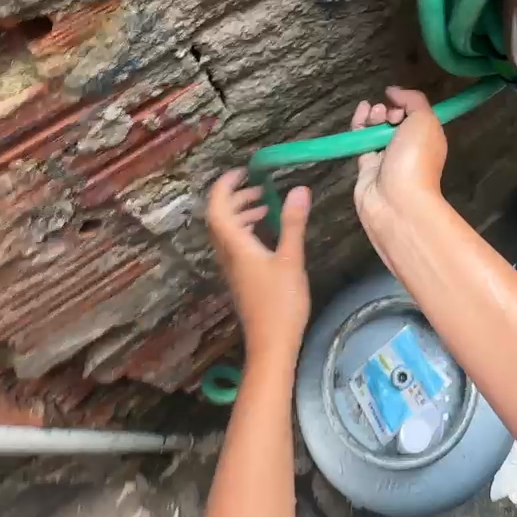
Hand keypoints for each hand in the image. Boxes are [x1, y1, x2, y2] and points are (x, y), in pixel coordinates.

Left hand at [206, 169, 310, 362]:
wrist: (271, 344)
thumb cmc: (280, 303)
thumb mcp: (291, 259)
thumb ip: (293, 223)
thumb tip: (298, 189)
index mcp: (236, 246)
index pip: (218, 209)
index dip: (224, 187)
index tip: (242, 172)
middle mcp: (229, 255)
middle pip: (221, 219)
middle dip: (236, 198)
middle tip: (259, 187)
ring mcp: (234, 269)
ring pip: (228, 233)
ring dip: (242, 214)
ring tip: (265, 206)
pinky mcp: (242, 279)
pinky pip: (237, 245)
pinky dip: (247, 230)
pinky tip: (267, 234)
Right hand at [350, 86, 447, 223]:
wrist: (397, 200)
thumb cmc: (416, 157)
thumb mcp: (425, 119)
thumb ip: (413, 100)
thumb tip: (394, 91)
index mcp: (427, 138)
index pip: (415, 115)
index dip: (407, 105)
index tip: (400, 104)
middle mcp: (408, 147)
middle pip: (395, 120)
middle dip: (389, 110)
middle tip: (388, 115)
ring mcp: (386, 157)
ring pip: (376, 128)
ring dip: (373, 115)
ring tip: (373, 113)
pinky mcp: (366, 165)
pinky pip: (361, 140)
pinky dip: (359, 124)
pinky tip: (361, 112)